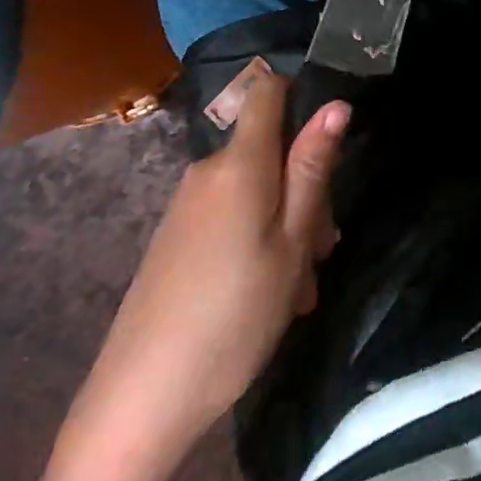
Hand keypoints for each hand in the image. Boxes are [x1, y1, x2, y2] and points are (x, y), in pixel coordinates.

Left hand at [41, 66, 348, 480]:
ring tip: (295, 289)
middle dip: (304, 187)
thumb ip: (311, 170)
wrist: (144, 390)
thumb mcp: (291, 243)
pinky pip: (229, 215)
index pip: (267, 90)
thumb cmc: (236, 313)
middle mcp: (208, 170)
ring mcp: (188, 202)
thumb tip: (335, 104)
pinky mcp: (177, 233)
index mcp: (239, 162)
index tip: (328, 143)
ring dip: (284, 225)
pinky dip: (255, 240)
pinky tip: (264, 295)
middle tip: (322, 251)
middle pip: (268, 150)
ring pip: (254, 190)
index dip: (301, 96)